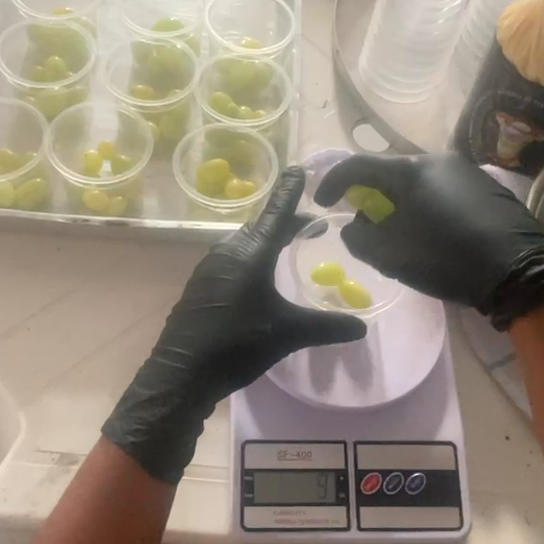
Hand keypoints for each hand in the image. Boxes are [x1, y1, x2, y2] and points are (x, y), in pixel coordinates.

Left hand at [104, 167, 365, 483]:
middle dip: (287, 223)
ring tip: (288, 249)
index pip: (277, 214)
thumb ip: (326, 327)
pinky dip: (251, 260)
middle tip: (312, 226)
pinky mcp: (200, 288)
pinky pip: (232, 262)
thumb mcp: (287, 335)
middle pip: (262, 228)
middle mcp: (228, 253)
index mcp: (251, 255)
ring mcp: (209, 270)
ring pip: (245, 245)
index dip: (290, 193)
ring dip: (268, 242)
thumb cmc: (236, 345)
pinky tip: (258, 280)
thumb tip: (362, 328)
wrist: (181, 374)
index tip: (298, 170)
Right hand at [315, 152, 543, 329]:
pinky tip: (432, 233)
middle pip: (389, 173)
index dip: (332, 183)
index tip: (321, 202)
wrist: (517, 271)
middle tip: (364, 224)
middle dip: (370, 197)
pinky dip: (425, 207)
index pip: (357, 166)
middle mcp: (437, 159)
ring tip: (399, 234)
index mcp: (409, 170)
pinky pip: (442, 191)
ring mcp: (466, 171)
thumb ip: (359, 237)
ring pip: (417, 182)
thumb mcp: (389, 255)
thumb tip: (354, 226)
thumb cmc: (445, 260)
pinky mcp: (486, 187)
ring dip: (400, 203)